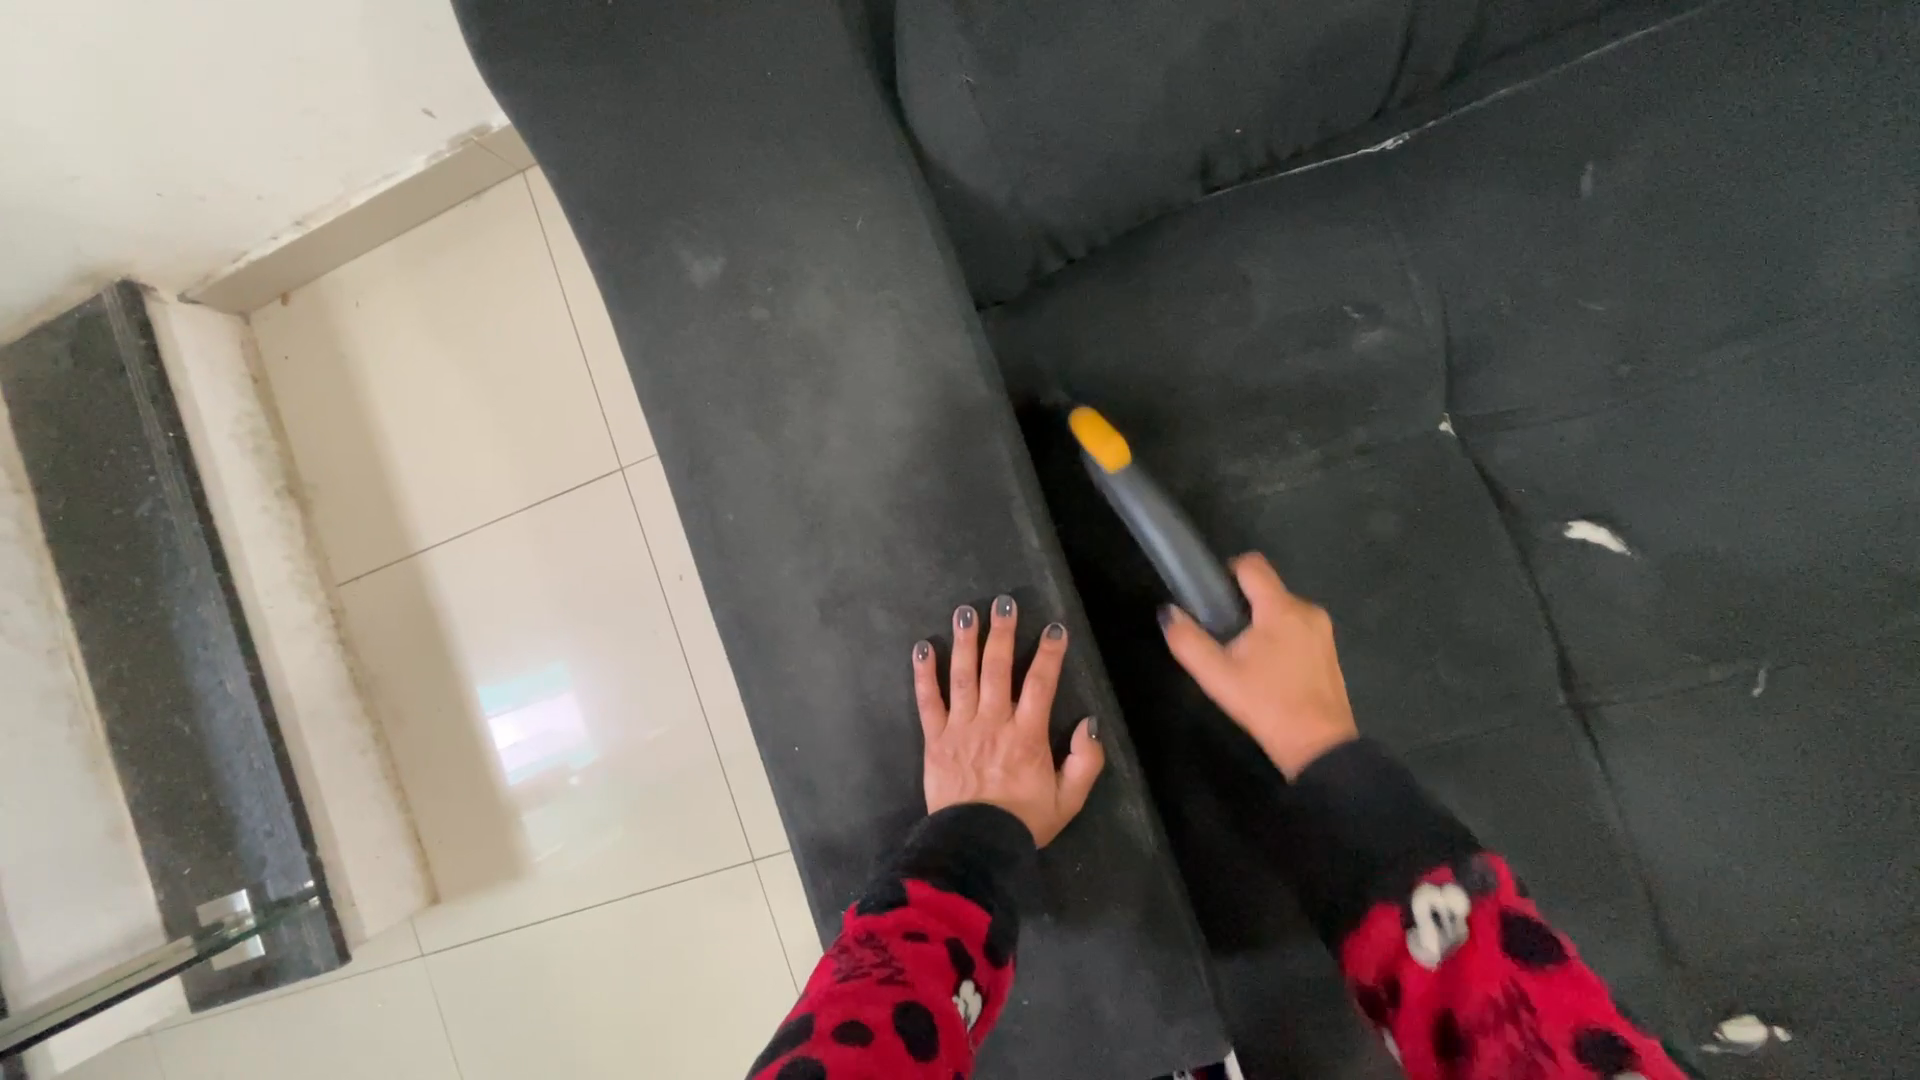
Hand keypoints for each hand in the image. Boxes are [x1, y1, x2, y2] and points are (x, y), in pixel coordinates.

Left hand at [913, 595, 1105, 846]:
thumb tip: (1089, 722)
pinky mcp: (935, 739)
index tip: (1054, 628)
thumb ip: (1085, 761)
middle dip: (1002, 632)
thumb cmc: (1023, 822)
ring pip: (963, 676)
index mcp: (1027, 735)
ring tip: (965, 611)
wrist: (975, 847)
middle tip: (1004, 602)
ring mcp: (960, 728)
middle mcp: (993, 722)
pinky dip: (924, 674)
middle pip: (998, 668)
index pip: (1041, 683)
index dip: (1049, 653)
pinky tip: (923, 648)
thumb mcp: (1068, 800)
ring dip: (965, 641)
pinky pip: (928, 702)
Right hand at [1159, 553, 1358, 779]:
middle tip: (1221, 635)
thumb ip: (1188, 640)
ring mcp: (1323, 630)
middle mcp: (1307, 610)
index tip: (1210, 595)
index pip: (1252, 564)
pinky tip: (1267, 669)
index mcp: (1280, 609)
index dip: (1227, 570)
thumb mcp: (1216, 676)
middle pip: (1266, 589)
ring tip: (1243, 656)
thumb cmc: (1266, 705)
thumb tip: (1168, 612)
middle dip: (1242, 604)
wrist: (1318, 746)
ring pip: (1281, 609)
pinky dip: (1279, 637)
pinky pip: (1297, 627)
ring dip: (1260, 622)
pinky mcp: (1329, 649)